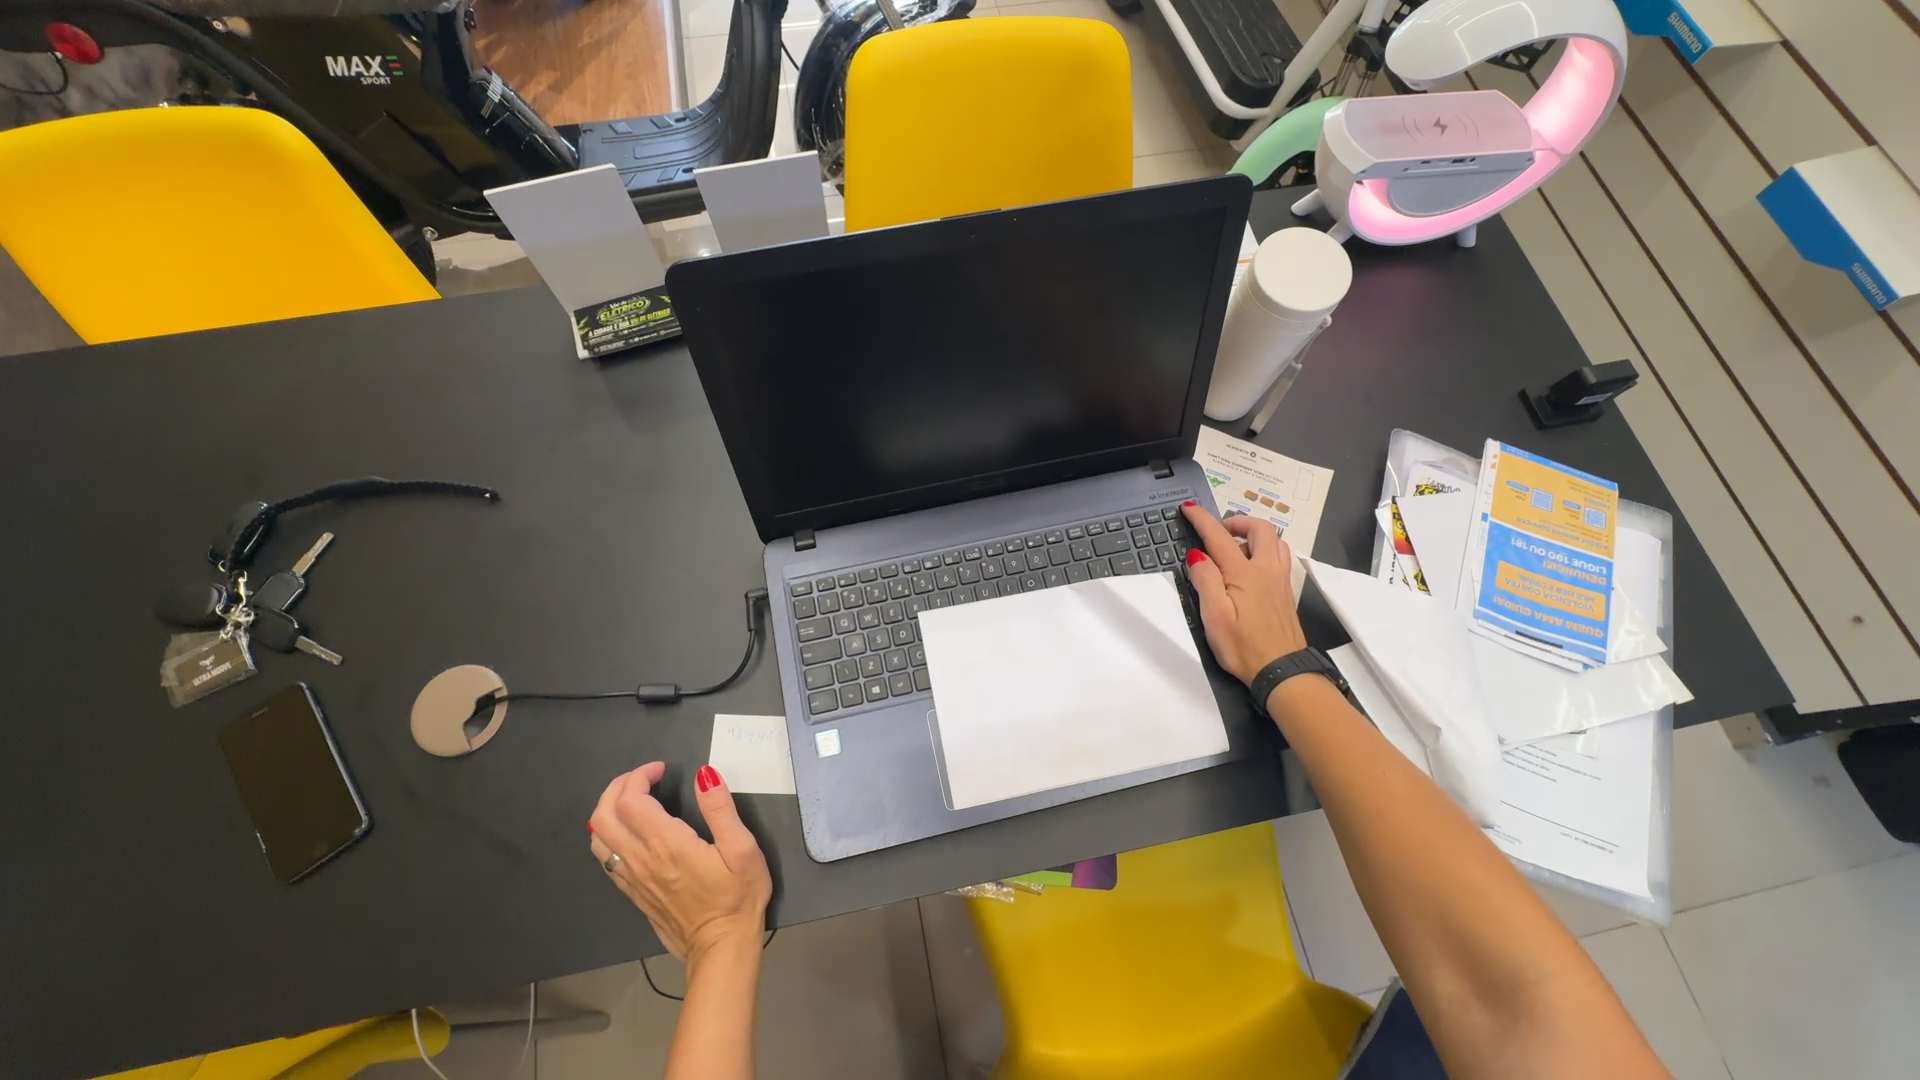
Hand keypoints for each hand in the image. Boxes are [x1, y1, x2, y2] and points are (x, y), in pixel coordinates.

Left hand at [589, 762, 772, 965]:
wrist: (721, 947)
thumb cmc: (737, 896)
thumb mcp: (743, 848)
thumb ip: (721, 809)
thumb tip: (705, 774)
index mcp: (666, 844)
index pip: (631, 800)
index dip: (640, 775)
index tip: (661, 769)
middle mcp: (641, 859)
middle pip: (603, 816)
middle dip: (617, 787)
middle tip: (643, 778)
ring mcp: (632, 879)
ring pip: (598, 837)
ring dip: (608, 810)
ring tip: (634, 799)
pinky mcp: (633, 893)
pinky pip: (605, 858)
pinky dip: (609, 834)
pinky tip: (632, 831)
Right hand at [1180, 501, 1307, 684]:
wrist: (1282, 671)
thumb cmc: (1242, 646)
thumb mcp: (1214, 615)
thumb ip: (1205, 580)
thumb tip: (1197, 555)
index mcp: (1244, 573)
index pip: (1219, 537)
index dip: (1202, 519)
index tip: (1188, 508)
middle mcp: (1266, 570)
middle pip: (1260, 529)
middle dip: (1237, 521)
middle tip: (1218, 531)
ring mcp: (1280, 581)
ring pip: (1275, 542)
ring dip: (1255, 535)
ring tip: (1236, 547)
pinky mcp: (1286, 594)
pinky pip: (1280, 558)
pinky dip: (1266, 550)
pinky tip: (1253, 568)